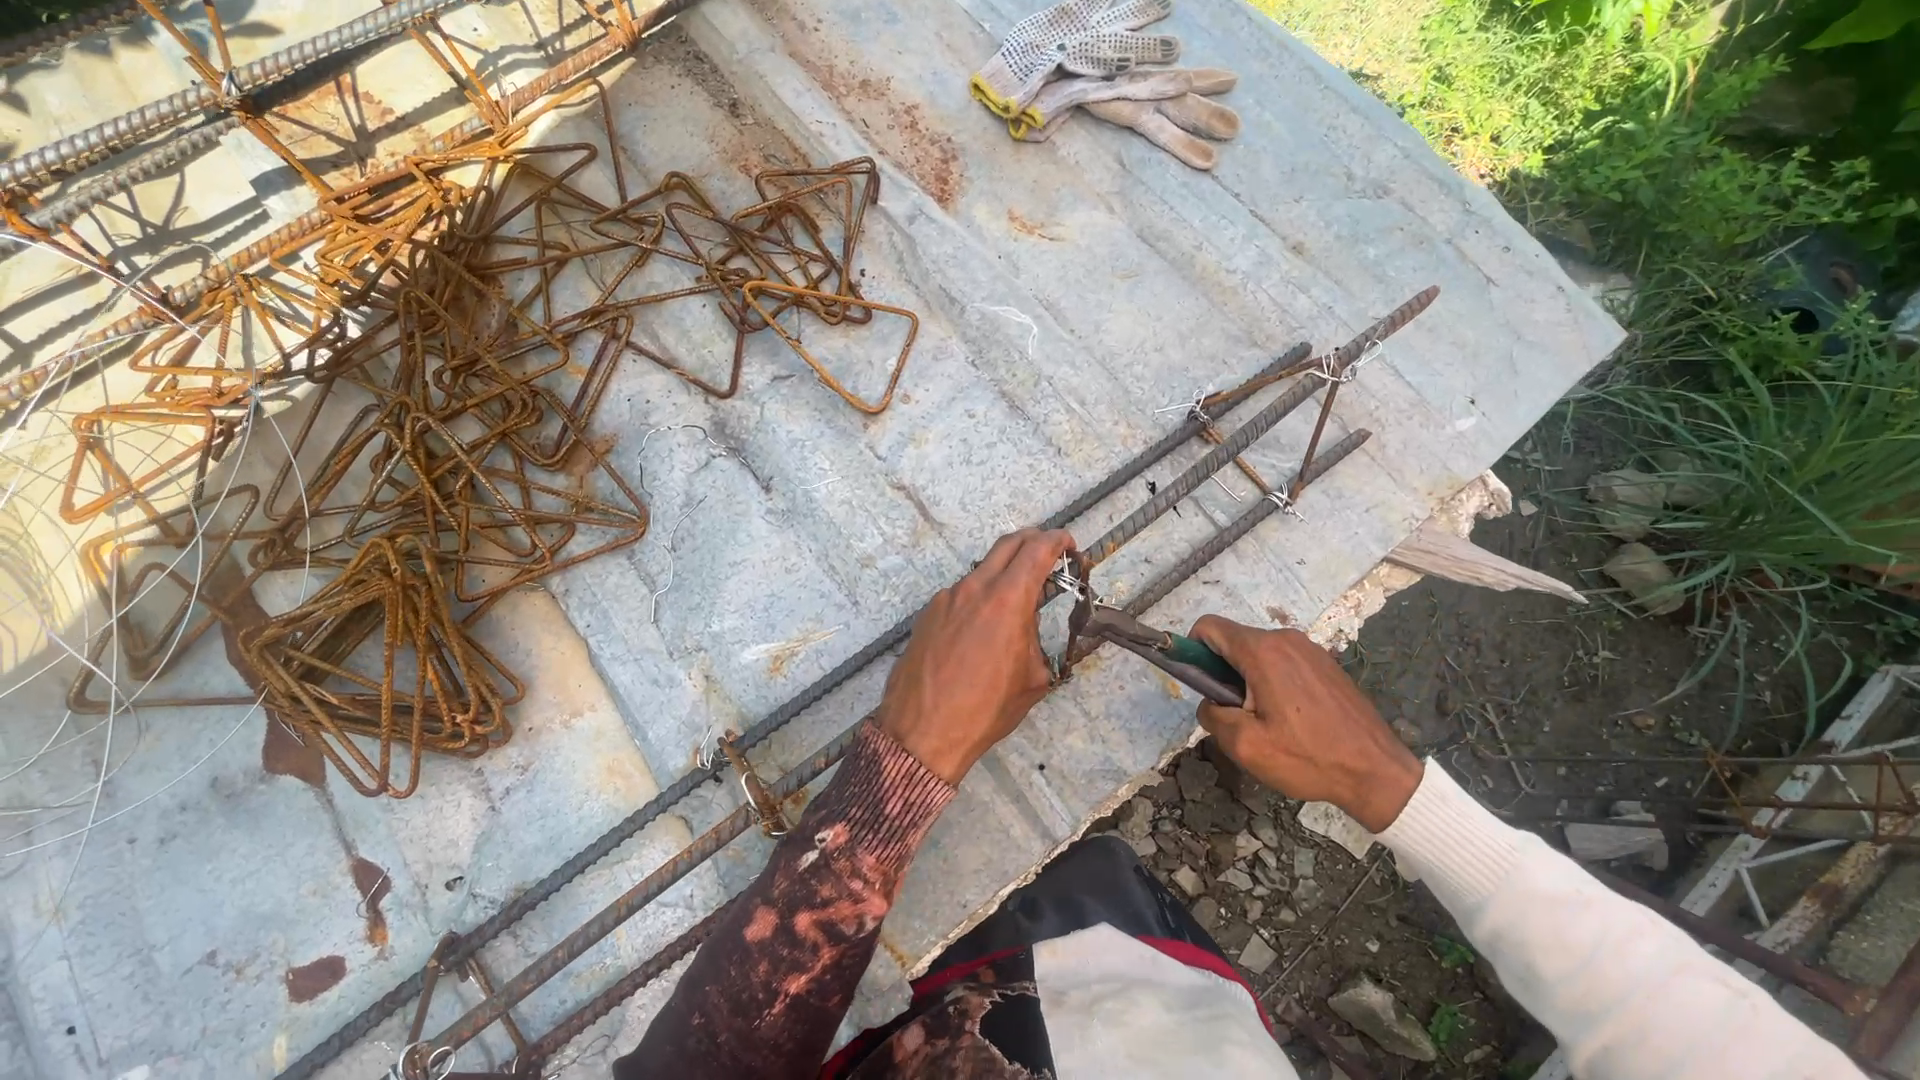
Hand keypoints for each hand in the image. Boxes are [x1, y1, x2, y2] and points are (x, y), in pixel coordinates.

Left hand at [877, 529, 1074, 783]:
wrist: (923, 731)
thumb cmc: (985, 710)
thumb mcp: (1032, 678)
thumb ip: (1036, 639)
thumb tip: (1030, 626)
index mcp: (1007, 600)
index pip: (1037, 550)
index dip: (1058, 541)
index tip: (1070, 546)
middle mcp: (974, 589)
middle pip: (1008, 544)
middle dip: (1033, 541)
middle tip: (1050, 554)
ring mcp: (946, 599)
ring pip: (982, 570)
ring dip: (1004, 573)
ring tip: (1016, 602)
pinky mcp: (928, 614)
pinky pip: (960, 594)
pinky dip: (979, 598)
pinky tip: (981, 629)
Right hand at [1189, 616, 1421, 831]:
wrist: (1376, 772)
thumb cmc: (1307, 757)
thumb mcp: (1245, 745)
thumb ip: (1212, 715)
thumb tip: (1211, 702)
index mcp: (1262, 651)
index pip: (1209, 627)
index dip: (1193, 652)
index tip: (1201, 685)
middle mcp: (1285, 640)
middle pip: (1234, 643)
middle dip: (1223, 674)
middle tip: (1239, 716)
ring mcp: (1310, 650)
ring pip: (1259, 655)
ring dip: (1249, 681)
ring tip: (1267, 723)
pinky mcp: (1326, 664)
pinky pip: (1284, 663)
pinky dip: (1274, 684)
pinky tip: (1291, 720)